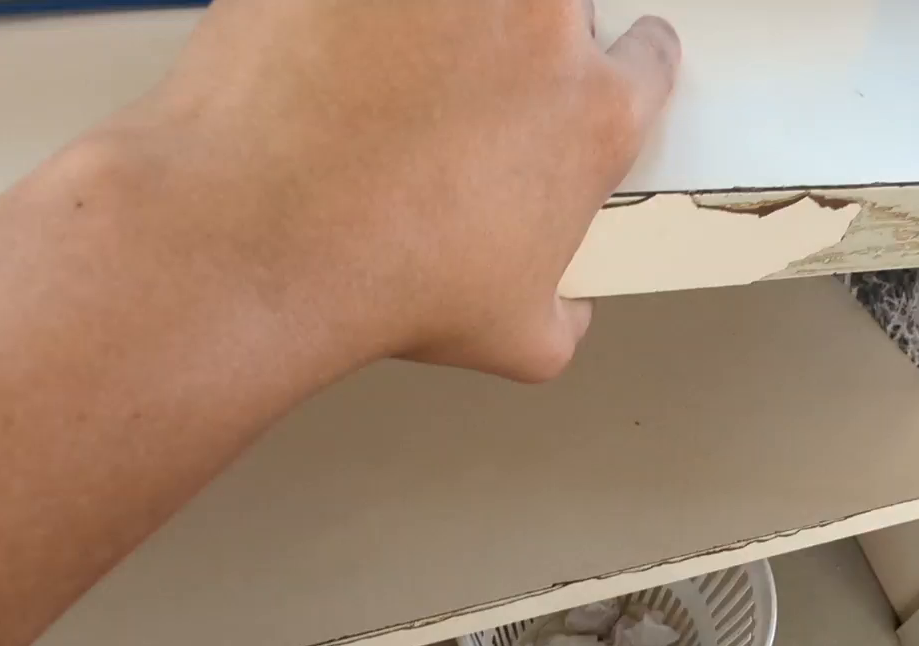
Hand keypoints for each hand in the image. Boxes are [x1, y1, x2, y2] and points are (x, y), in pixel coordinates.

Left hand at [94, 0, 679, 381]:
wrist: (269, 240)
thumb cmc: (395, 280)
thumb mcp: (523, 339)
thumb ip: (567, 319)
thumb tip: (566, 314)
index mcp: (595, 114)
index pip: (649, 56)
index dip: (630, 71)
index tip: (606, 77)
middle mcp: (538, 23)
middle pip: (566, 6)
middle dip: (540, 43)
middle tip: (492, 94)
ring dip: (463, 21)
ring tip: (417, 73)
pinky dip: (374, 17)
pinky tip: (354, 60)